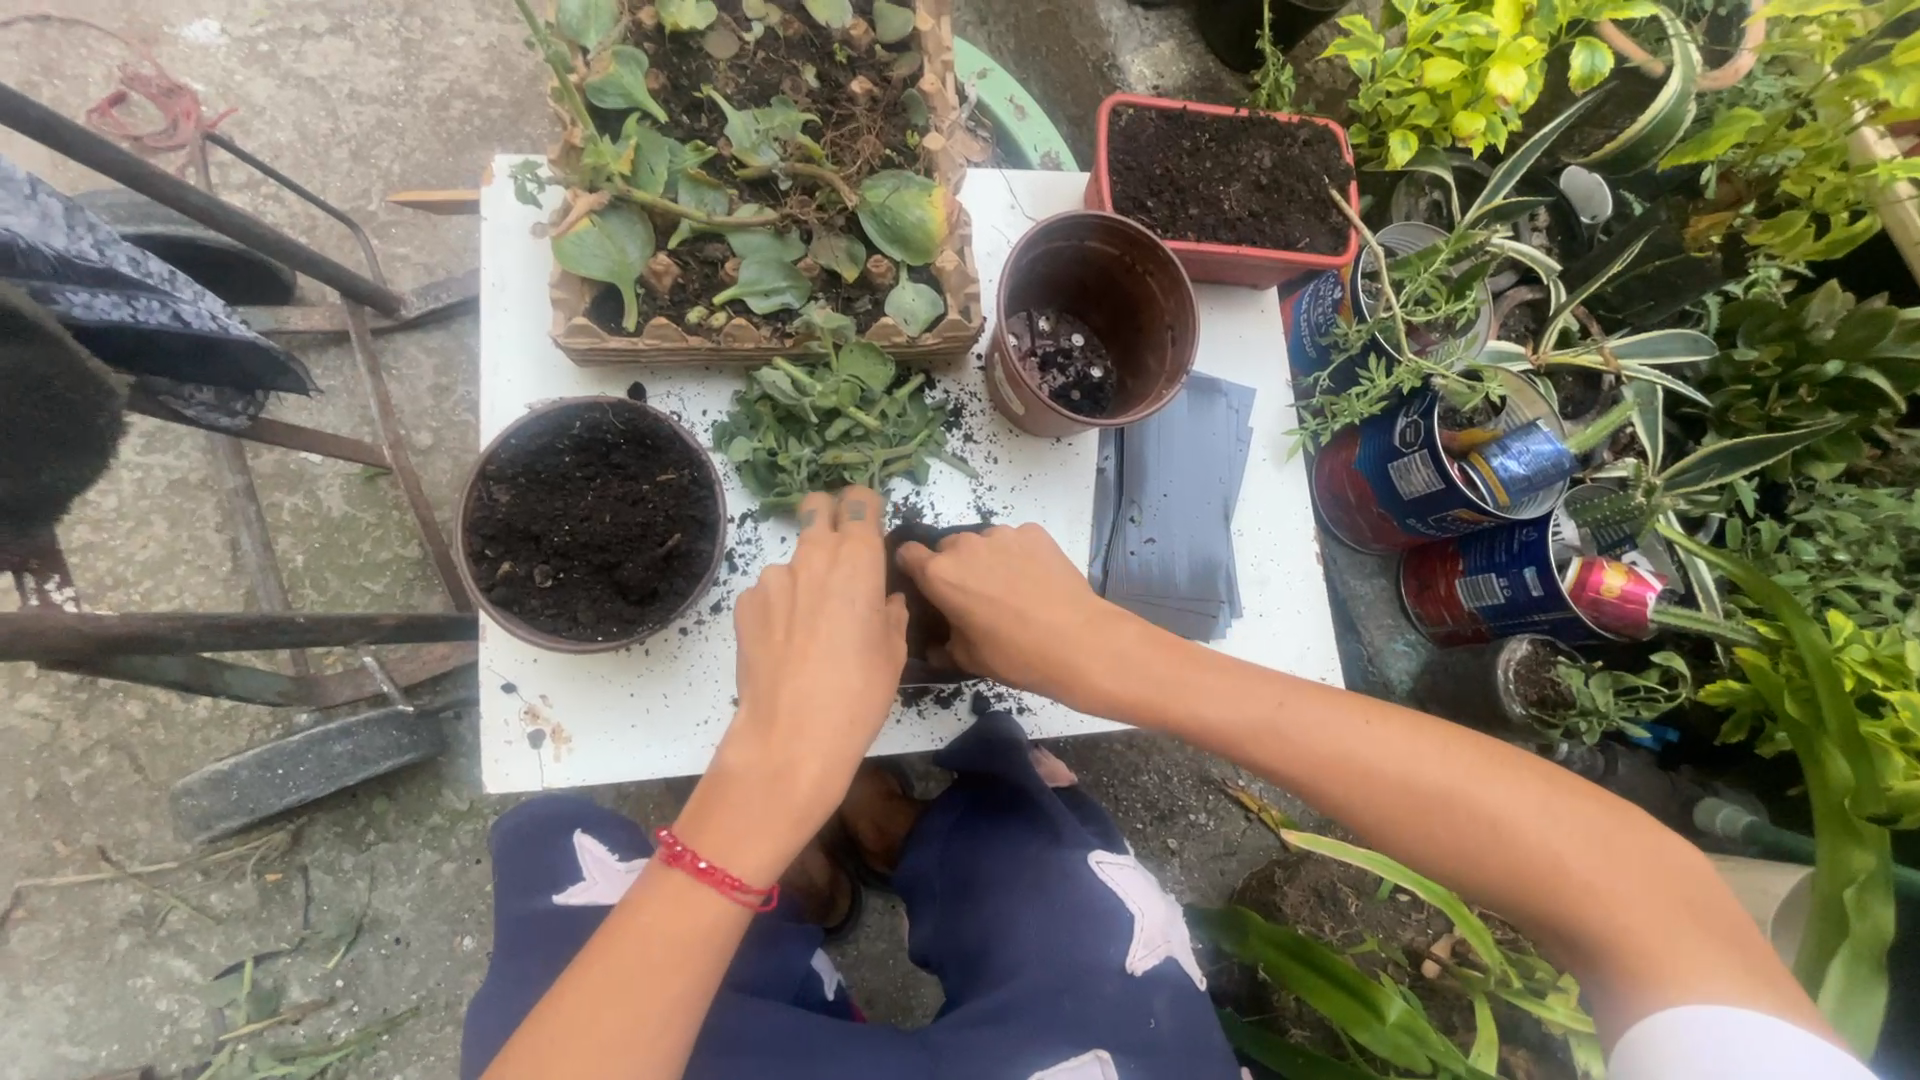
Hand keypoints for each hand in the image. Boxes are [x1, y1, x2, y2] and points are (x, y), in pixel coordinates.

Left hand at [677, 488, 906, 885]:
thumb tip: (886, 599)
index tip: (868, 522)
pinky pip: (769, 593)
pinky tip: (786, 646)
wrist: (792, 734)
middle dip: (829, 518)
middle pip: (817, 508)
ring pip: (794, 561)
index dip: (864, 506)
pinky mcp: (745, 604)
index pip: (859, 501)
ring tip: (812, 629)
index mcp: (858, 560)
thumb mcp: (894, 652)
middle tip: (840, 559)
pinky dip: (780, 608)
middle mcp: (813, 556)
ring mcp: (773, 579)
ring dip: (805, 579)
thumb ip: (891, 612)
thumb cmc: (859, 691)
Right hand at [895, 523, 1152, 712]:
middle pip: (947, 548)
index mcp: (940, 574)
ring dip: (987, 560)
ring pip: (983, 543)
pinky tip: (1035, 581)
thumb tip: (936, 646)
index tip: (925, 584)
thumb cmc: (1014, 654)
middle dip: (954, 567)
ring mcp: (1003, 535)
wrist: (1078, 642)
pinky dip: (1018, 555)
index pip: (908, 553)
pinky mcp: (1034, 532)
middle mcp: (966, 545)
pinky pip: (1015, 541)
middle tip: (974, 596)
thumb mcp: (968, 659)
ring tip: (1010, 589)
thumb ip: (942, 646)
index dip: (913, 568)